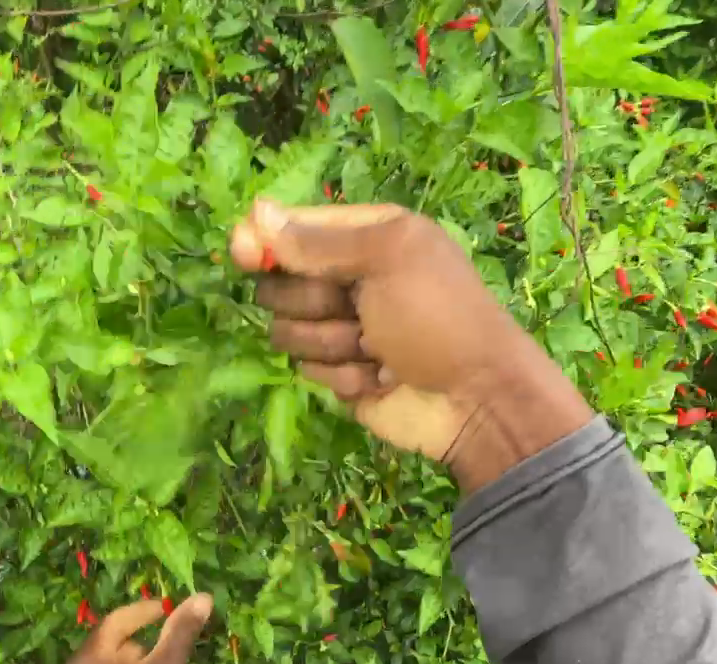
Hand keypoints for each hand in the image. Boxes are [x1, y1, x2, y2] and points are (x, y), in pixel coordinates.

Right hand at [229, 199, 593, 490]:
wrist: (473, 399)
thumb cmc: (438, 317)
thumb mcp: (386, 260)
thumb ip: (319, 242)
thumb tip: (257, 212)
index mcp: (365, 238)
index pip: (293, 230)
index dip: (265, 241)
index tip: (243, 254)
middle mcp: (349, 280)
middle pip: (282, 285)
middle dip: (313, 303)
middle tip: (354, 310)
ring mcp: (342, 330)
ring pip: (289, 333)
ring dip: (332, 345)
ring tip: (375, 350)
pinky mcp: (340, 375)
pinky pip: (310, 371)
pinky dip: (345, 377)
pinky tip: (379, 379)